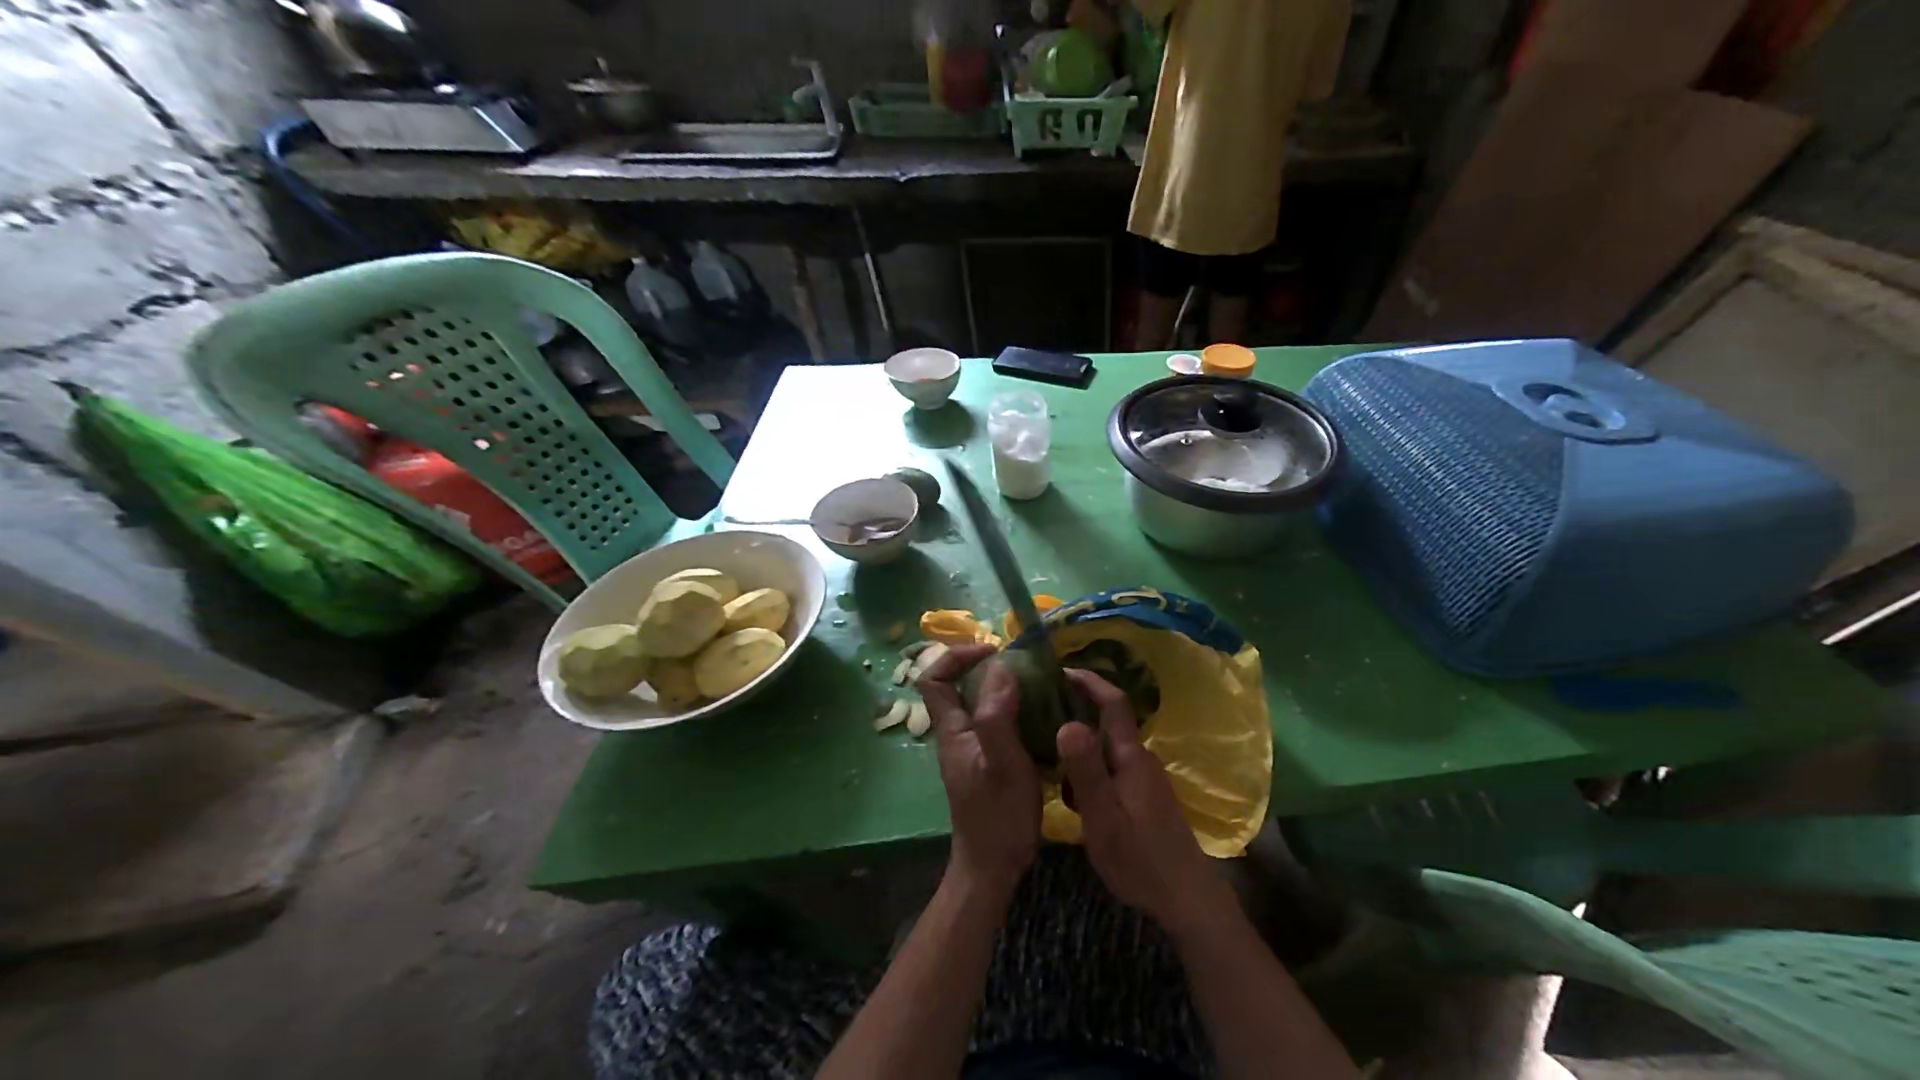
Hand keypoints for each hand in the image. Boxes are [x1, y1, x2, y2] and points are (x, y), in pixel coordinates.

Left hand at [917, 645, 1042, 896]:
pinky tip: (1044, 718)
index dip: (955, 657)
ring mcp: (971, 751)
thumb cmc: (999, 817)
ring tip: (1039, 686)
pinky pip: (997, 725)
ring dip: (1004, 691)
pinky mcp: (987, 764)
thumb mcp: (1004, 764)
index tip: (992, 652)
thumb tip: (1000, 667)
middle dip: (987, 669)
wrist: (994, 868)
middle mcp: (956, 736)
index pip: (932, 678)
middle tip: (1025, 667)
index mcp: (952, 731)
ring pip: (980, 706)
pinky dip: (1016, 713)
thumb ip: (998, 716)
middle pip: (958, 687)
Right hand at [1057, 669, 1236, 938]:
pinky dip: (1086, 771)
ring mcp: (1143, 781)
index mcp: (1131, 757)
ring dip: (1077, 748)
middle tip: (1036, 713)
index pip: (1113, 703)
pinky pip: (1108, 770)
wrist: (1186, 901)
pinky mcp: (1142, 800)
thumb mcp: (1104, 817)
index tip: (1059, 669)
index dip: (1089, 681)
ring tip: (1043, 753)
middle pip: (1105, 724)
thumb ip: (1086, 770)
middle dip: (1074, 712)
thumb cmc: (1141, 859)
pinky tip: (1068, 792)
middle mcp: (1139, 761)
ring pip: (1104, 750)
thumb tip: (1067, 722)